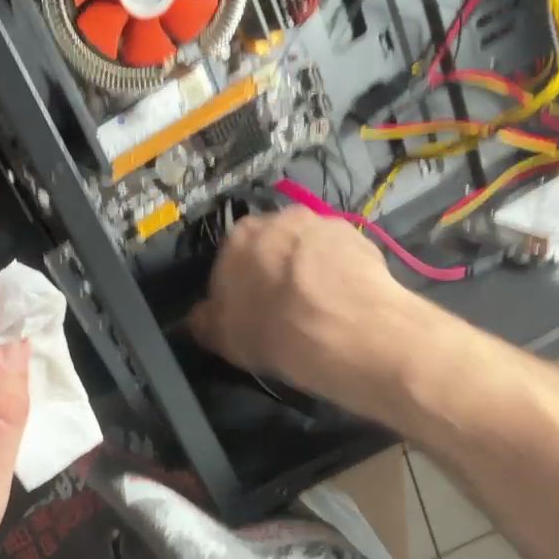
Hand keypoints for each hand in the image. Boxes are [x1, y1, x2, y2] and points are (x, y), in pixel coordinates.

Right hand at [189, 206, 427, 417]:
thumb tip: (198, 317)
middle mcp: (278, 219)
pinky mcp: (360, 237)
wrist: (350, 331)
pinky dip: (336, 272)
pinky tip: (341, 302)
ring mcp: (322, 224)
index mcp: (236, 238)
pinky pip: (338, 254)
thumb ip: (204, 322)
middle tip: (280, 308)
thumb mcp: (223, 339)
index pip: (227, 259)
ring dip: (306, 268)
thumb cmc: (274, 331)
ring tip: (316, 306)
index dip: (234, 287)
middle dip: (271, 269)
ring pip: (305, 247)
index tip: (244, 311)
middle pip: (268, 246)